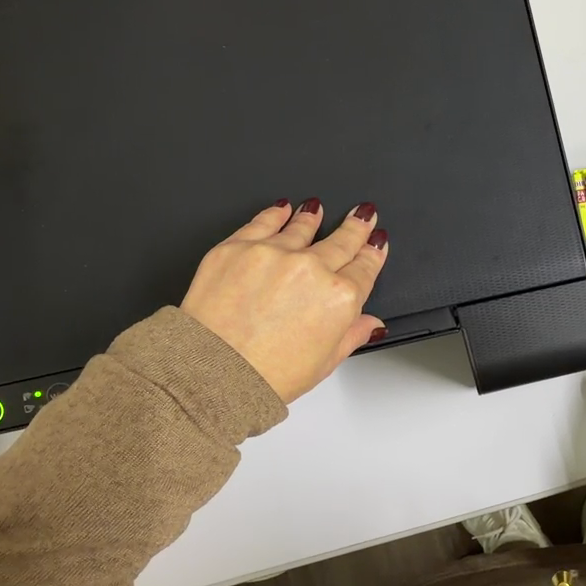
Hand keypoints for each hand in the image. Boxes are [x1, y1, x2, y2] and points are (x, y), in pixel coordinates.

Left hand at [181, 198, 388, 403]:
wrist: (209, 374)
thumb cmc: (265, 376)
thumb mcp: (324, 363)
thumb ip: (352, 335)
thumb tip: (369, 324)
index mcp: (340, 298)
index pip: (366, 266)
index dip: (373, 252)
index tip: (376, 241)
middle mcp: (312, 269)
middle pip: (342, 241)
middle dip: (355, 227)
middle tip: (362, 215)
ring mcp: (274, 254)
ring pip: (302, 227)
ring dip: (312, 218)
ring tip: (316, 209)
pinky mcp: (238, 248)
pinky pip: (263, 222)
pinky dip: (276, 214)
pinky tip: (283, 209)